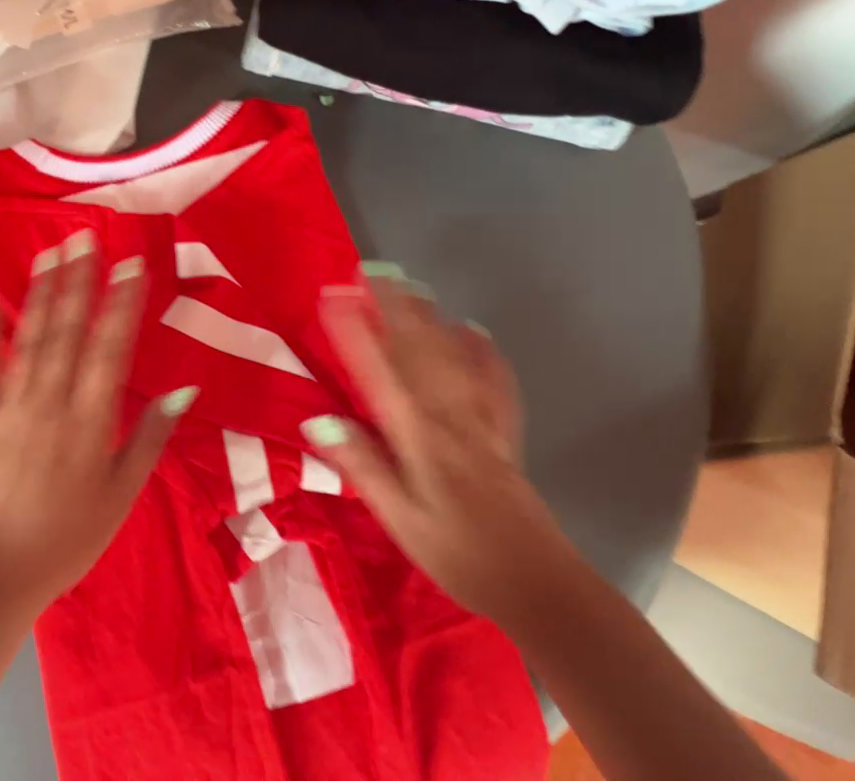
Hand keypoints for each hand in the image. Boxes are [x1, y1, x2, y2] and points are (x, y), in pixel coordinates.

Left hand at [0, 230, 187, 606]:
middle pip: (66, 329)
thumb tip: (183, 389)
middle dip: (78, 279)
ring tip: (48, 253)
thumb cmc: (68, 538)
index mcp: (90, 420)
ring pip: (29, 338)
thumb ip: (149, 438)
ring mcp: (11, 406)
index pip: (110, 347)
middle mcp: (50, 401)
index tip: (129, 262)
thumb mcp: (122, 495)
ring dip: (39, 292)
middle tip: (84, 236)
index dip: (121, 302)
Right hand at [304, 271, 576, 617]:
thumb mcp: (398, 517)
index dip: (354, 330)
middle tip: (370, 271)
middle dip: (392, 307)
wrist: (537, 583)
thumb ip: (362, 464)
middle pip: (418, 349)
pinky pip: (493, 380)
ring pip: (452, 355)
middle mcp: (450, 415)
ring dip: (428, 316)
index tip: (333, 294)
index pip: (379, 370)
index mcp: (418, 434)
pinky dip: (482, 351)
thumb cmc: (457, 554)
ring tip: (409, 286)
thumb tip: (317, 418)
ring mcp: (482, 421)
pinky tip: (473, 331)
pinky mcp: (504, 434)